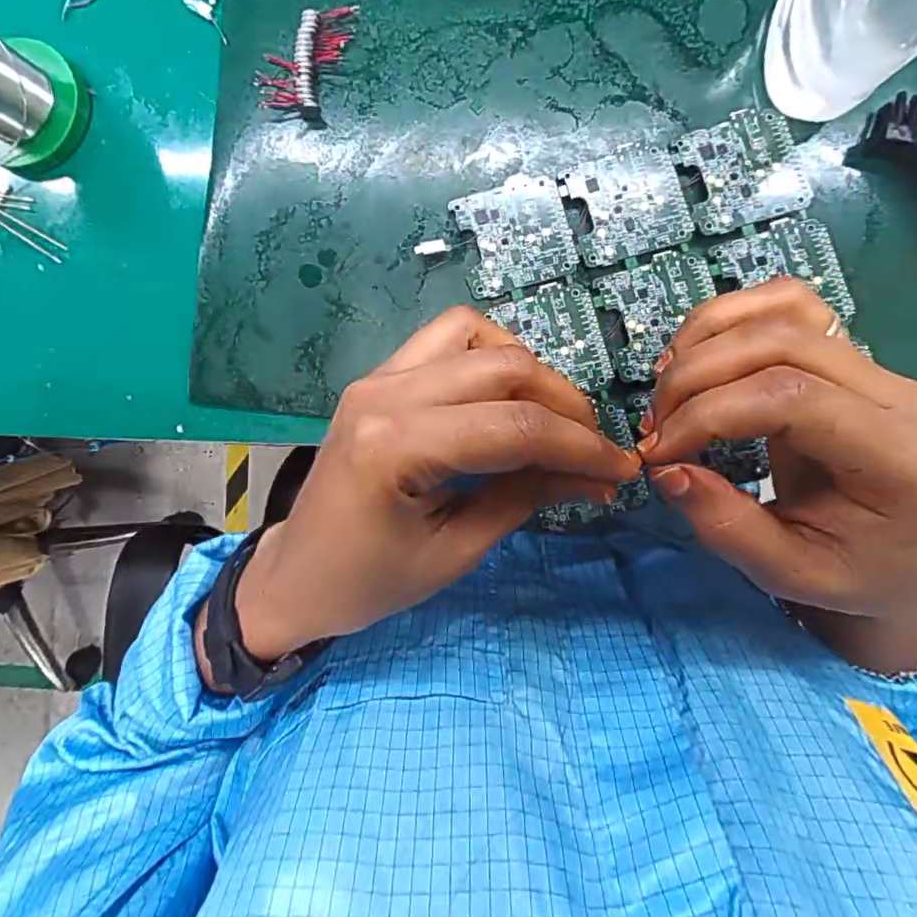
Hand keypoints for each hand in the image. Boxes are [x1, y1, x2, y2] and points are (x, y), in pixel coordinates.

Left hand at [211, 307, 641, 668]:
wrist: (296, 574)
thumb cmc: (367, 582)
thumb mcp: (454, 552)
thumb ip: (523, 499)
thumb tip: (592, 472)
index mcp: (395, 446)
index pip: (513, 426)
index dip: (579, 446)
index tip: (619, 470)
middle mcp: (383, 394)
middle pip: (503, 367)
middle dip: (564, 405)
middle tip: (591, 451)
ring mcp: (374, 378)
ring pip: (473, 334)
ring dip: (527, 369)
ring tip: (549, 420)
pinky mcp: (375, 379)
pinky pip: (443, 341)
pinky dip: (487, 359)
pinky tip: (503, 400)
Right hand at [638, 279, 916, 672]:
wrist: (894, 567)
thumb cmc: (848, 578)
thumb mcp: (784, 573)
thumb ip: (723, 523)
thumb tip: (665, 466)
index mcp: (904, 460)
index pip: (794, 397)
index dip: (709, 413)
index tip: (659, 452)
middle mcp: (903, 397)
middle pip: (784, 342)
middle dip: (696, 377)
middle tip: (654, 426)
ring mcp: (880, 369)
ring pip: (785, 309)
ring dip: (705, 339)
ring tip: (667, 387)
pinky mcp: (850, 358)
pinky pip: (788, 307)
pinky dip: (728, 320)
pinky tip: (694, 356)